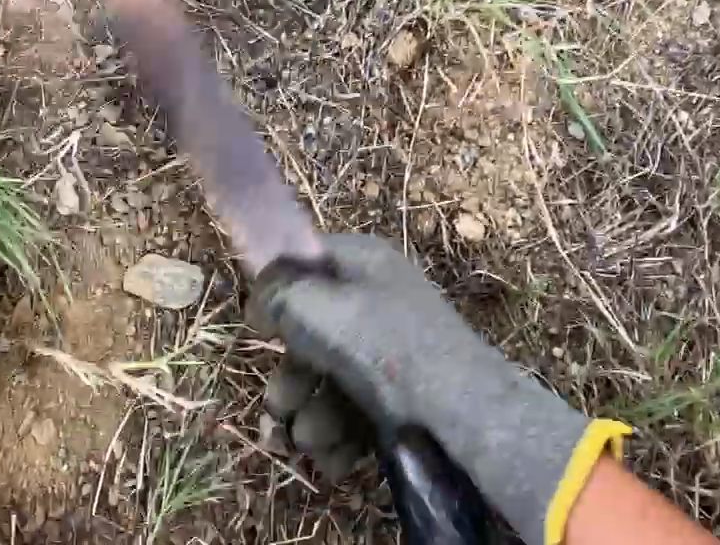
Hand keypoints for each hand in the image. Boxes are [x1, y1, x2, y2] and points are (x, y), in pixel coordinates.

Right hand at [255, 235, 630, 544]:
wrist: (461, 411)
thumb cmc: (382, 344)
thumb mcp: (317, 305)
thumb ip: (278, 292)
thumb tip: (261, 298)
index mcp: (361, 261)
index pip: (304, 262)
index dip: (276, 292)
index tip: (257, 326)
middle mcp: (374, 299)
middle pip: (311, 330)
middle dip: (290, 375)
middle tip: (279, 404)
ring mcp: (388, 350)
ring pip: (328, 378)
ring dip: (310, 413)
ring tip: (310, 439)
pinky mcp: (399, 396)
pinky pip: (354, 408)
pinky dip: (339, 436)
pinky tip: (333, 459)